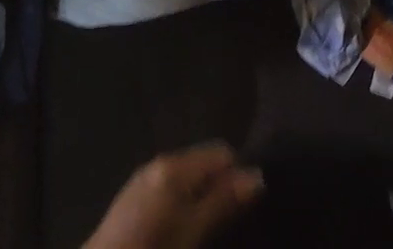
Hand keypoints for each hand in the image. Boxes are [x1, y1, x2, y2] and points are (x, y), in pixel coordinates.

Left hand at [83, 143, 265, 248]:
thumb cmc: (155, 248)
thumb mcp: (194, 229)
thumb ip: (224, 200)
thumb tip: (257, 174)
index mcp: (175, 165)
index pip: (221, 152)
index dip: (236, 175)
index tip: (242, 206)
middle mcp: (160, 161)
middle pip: (203, 162)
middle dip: (218, 185)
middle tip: (223, 221)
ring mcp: (145, 177)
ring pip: (187, 176)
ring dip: (201, 196)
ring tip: (203, 227)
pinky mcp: (135, 194)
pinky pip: (170, 187)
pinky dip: (183, 201)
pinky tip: (179, 227)